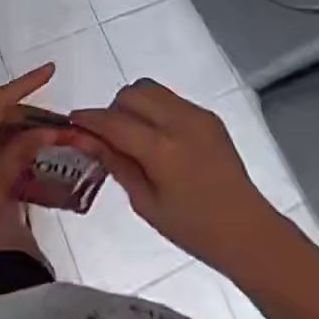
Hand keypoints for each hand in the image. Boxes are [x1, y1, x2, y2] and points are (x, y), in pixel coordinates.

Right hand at [71, 80, 287, 273]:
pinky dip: (156, 110)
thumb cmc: (192, 228)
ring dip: (135, 105)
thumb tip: (87, 140)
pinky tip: (159, 140)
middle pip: (132, 93)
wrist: (246, 229)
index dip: (89, 120)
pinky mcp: (209, 117)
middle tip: (110, 137)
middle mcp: (180, 122)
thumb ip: (116, 164)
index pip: (114, 121)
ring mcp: (197, 115)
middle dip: (113, 109)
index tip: (73, 123)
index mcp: (162, 150)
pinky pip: (171, 100)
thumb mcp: (145, 202)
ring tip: (135, 137)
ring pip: (152, 89)